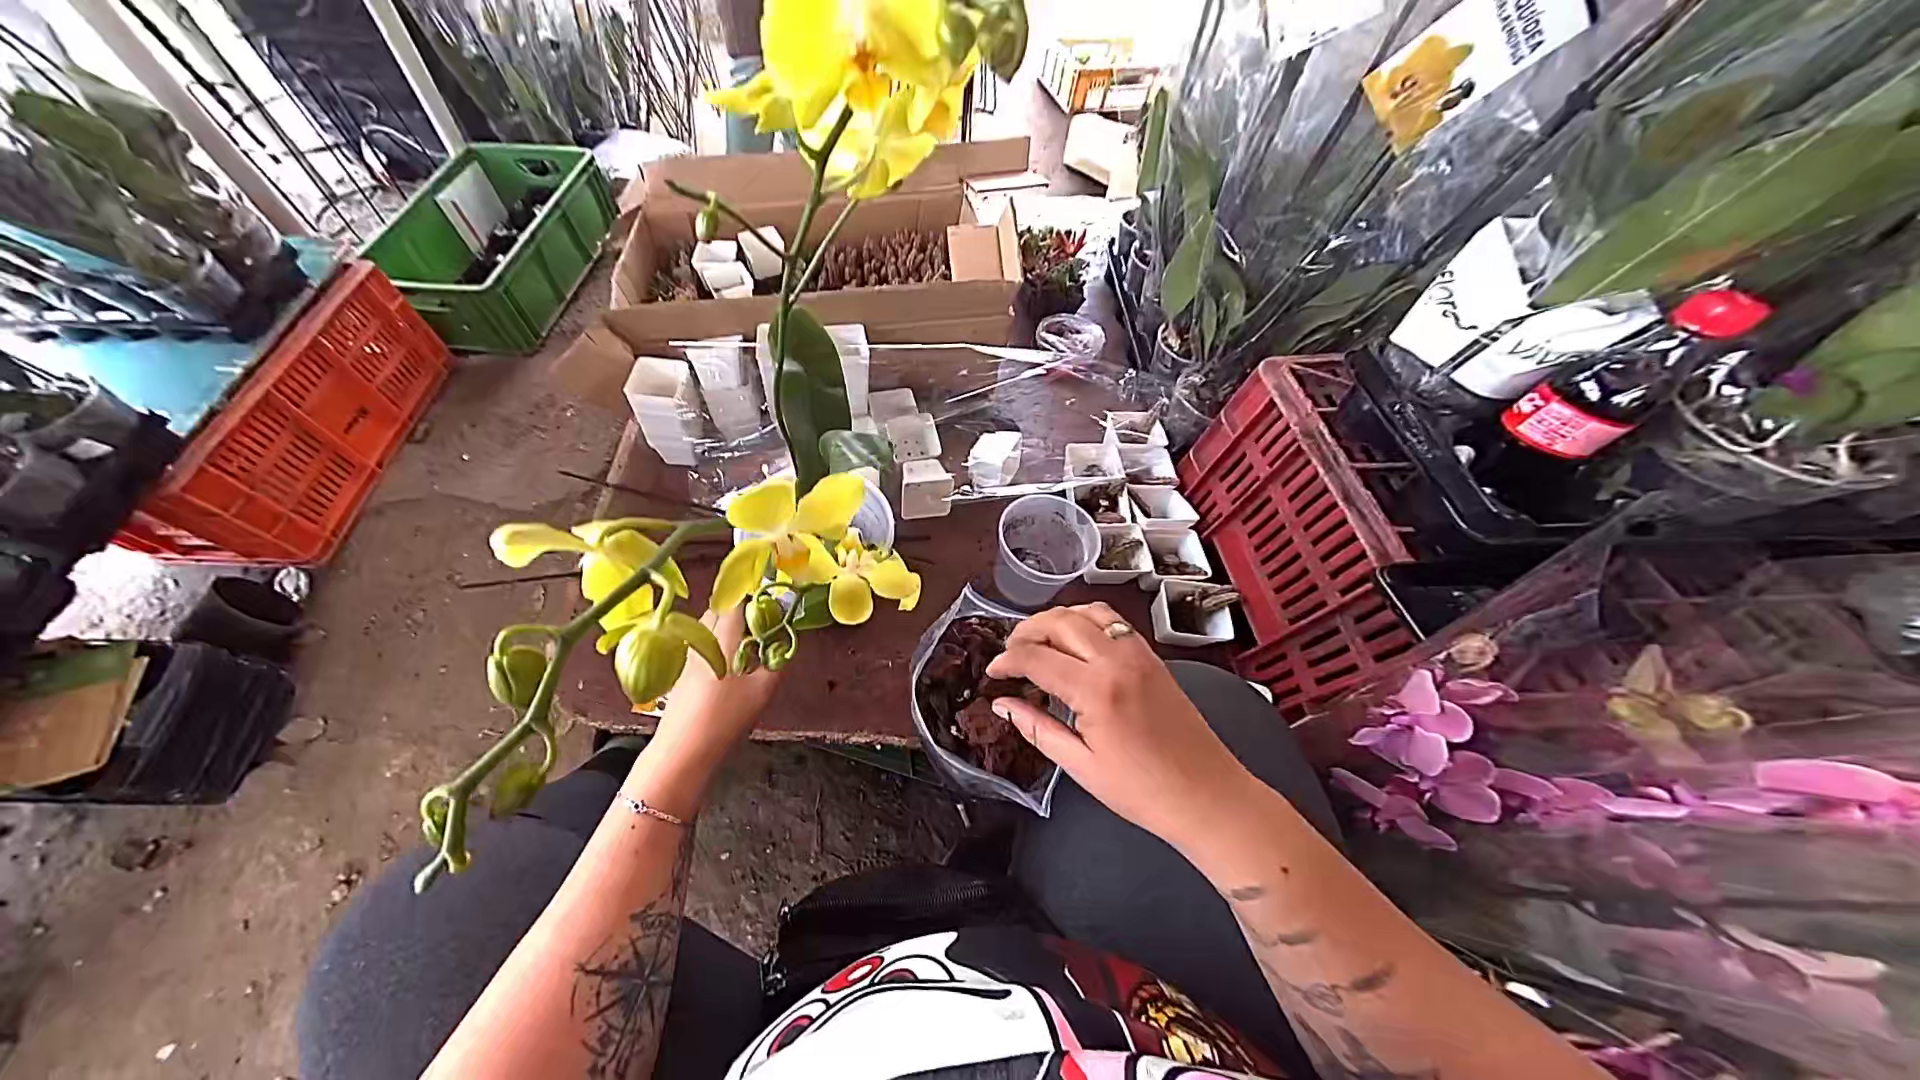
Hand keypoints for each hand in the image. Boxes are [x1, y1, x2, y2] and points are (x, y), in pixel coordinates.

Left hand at [654, 607, 781, 747]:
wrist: (682, 750)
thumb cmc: (726, 717)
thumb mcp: (763, 691)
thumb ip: (776, 662)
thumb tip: (785, 644)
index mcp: (721, 637)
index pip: (735, 602)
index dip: (752, 597)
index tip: (769, 603)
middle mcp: (700, 640)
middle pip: (717, 609)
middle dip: (739, 609)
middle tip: (761, 622)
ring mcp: (686, 654)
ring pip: (705, 626)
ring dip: (725, 625)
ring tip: (746, 642)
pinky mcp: (679, 670)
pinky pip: (699, 644)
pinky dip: (714, 642)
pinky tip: (727, 663)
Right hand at [987, 603, 1258, 848]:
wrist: (1208, 796)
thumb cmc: (1148, 790)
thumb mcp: (1081, 766)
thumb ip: (1037, 728)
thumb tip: (1005, 706)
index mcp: (1097, 690)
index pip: (1036, 657)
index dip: (1007, 661)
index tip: (995, 671)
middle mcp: (1118, 661)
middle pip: (1059, 622)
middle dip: (1025, 631)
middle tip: (1010, 652)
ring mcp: (1139, 655)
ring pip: (1087, 612)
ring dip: (1056, 618)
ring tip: (1038, 639)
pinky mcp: (1153, 658)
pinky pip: (1114, 621)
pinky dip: (1086, 620)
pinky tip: (1075, 640)